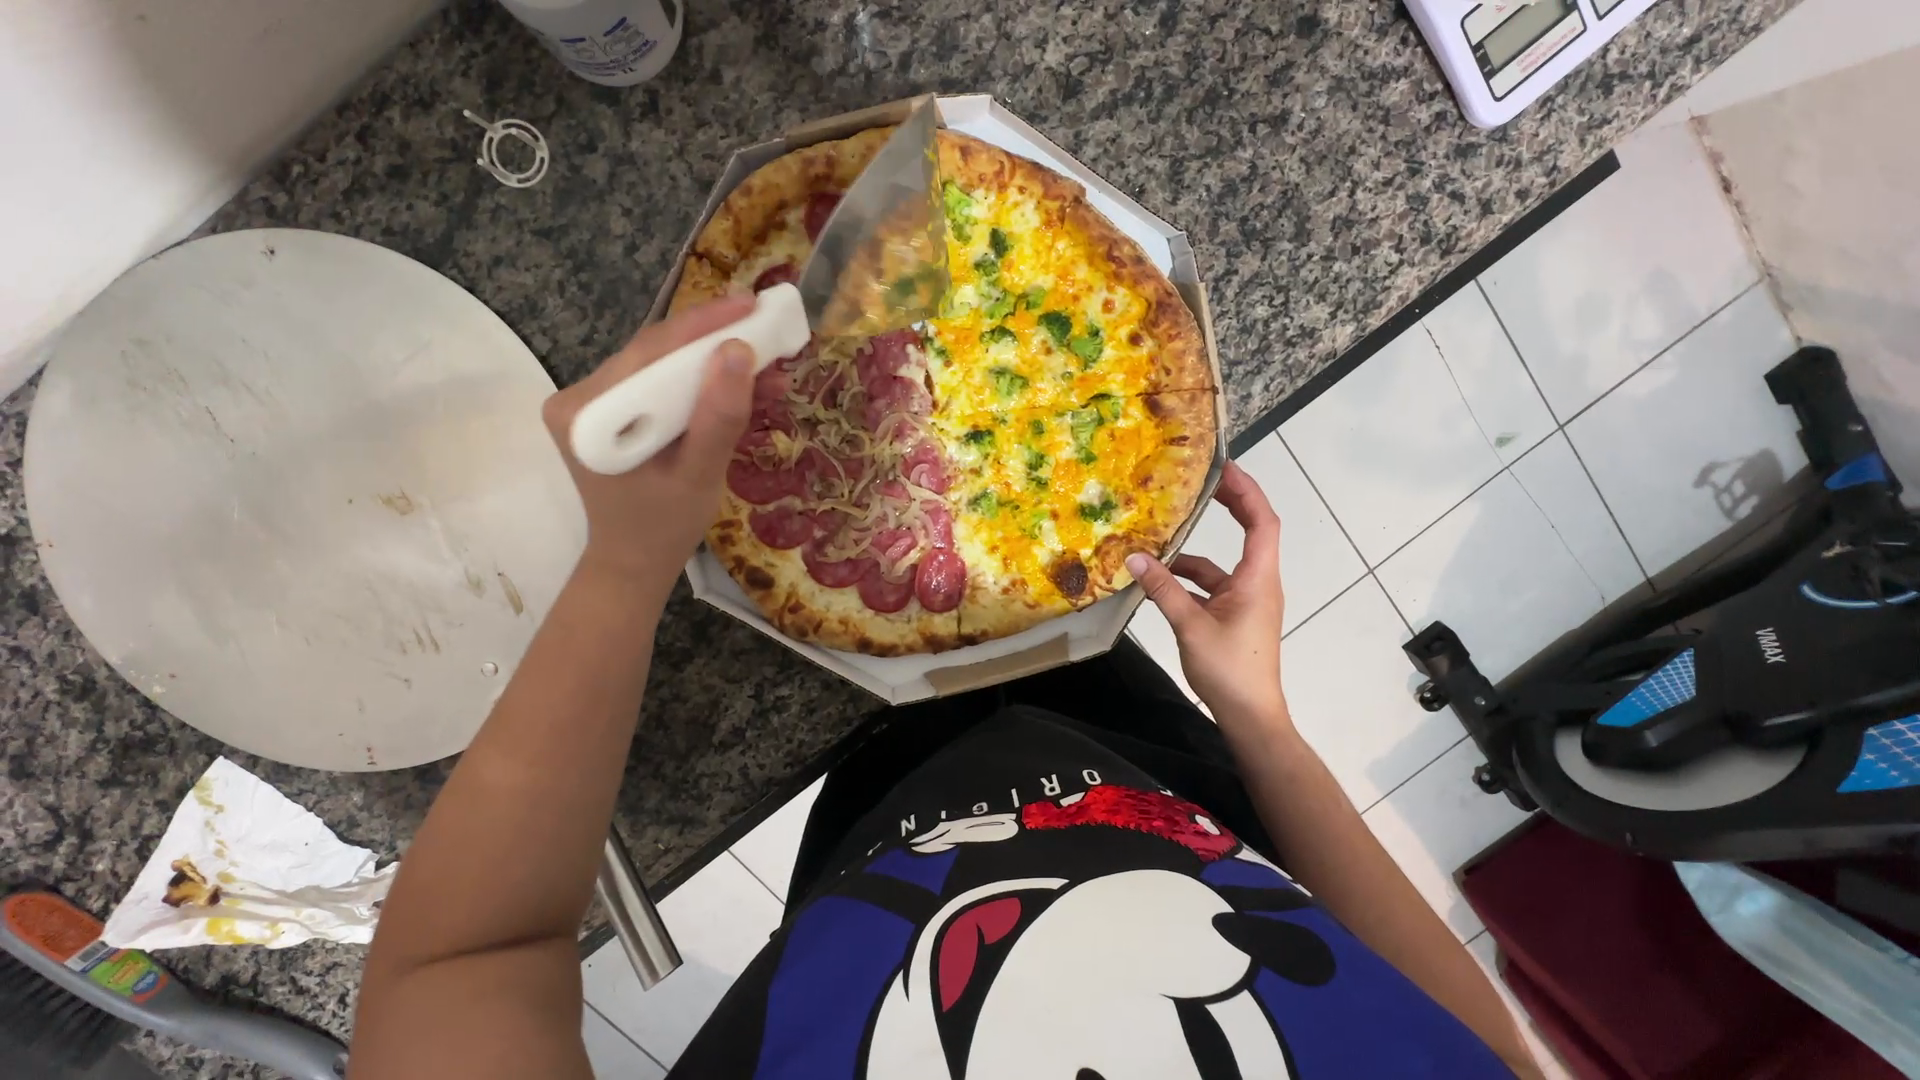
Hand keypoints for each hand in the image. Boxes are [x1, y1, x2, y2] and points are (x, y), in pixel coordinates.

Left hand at [541, 295, 757, 594]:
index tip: (753, 306)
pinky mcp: (609, 411)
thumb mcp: (699, 476)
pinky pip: (660, 385)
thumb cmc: (665, 527)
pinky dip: (702, 384)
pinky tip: (742, 386)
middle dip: (717, 345)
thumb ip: (718, 418)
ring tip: (770, 368)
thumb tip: (740, 352)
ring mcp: (592, 404)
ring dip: (716, 365)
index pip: (650, 353)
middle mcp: (579, 399)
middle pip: (656, 355)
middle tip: (771, 335)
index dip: (704, 326)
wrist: (635, 561)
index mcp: (587, 416)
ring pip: (662, 367)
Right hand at [1126, 461, 1287, 725]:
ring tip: (1160, 537)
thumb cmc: (1229, 669)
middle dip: (1228, 505)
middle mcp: (1258, 583)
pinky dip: (1188, 579)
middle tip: (1197, 484)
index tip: (1222, 468)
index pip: (1262, 521)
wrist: (1250, 716)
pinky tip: (1158, 581)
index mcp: (1258, 579)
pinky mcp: (1235, 616)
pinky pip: (1212, 586)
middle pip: (1251, 532)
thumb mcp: (1190, 625)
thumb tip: (1133, 556)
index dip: (1246, 490)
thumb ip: (1162, 589)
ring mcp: (1247, 601)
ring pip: (1223, 563)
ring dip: (1195, 551)